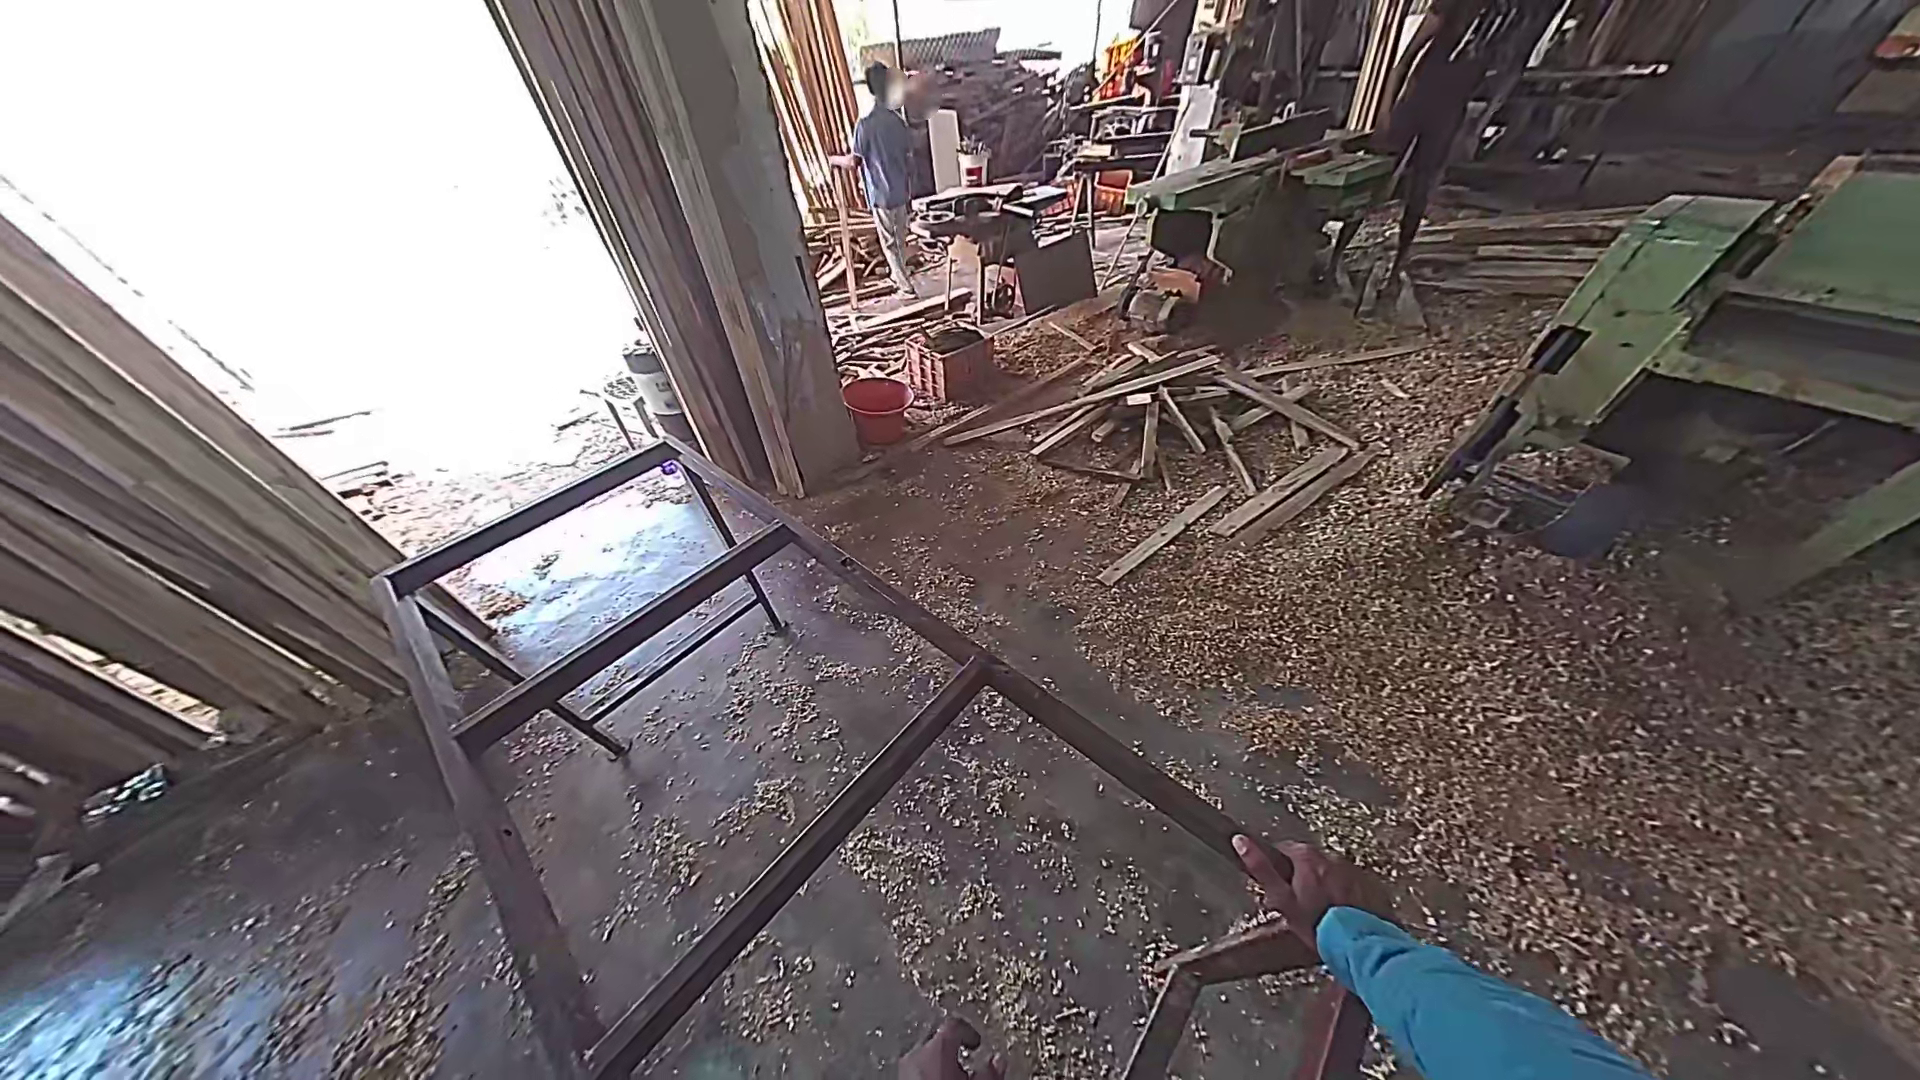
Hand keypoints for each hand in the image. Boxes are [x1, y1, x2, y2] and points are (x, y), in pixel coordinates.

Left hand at [899, 1016, 1006, 1079]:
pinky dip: (927, 1076)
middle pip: (937, 1040)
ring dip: (939, 1066)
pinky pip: (916, 1073)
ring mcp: (904, 1072)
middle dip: (952, 1050)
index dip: (968, 1033)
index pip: (955, 1026)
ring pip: (924, 1058)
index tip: (976, 1043)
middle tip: (967, 1066)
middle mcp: (917, 1054)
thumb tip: (998, 1062)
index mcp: (937, 1047)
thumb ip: (990, 1073)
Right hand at [1233, 836, 1382, 955]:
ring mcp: (1355, 872)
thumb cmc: (1318, 925)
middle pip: (1310, 862)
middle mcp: (1331, 858)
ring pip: (1332, 874)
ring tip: (1326, 915)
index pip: (1284, 850)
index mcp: (1306, 857)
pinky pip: (1354, 886)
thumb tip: (1239, 840)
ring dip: (1327, 887)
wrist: (1364, 950)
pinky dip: (1349, 897)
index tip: (1283, 889)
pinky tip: (1346, 917)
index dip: (1280, 870)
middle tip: (1304, 906)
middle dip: (1305, 878)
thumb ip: (1260, 867)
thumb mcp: (1282, 898)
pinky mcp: (1374, 888)